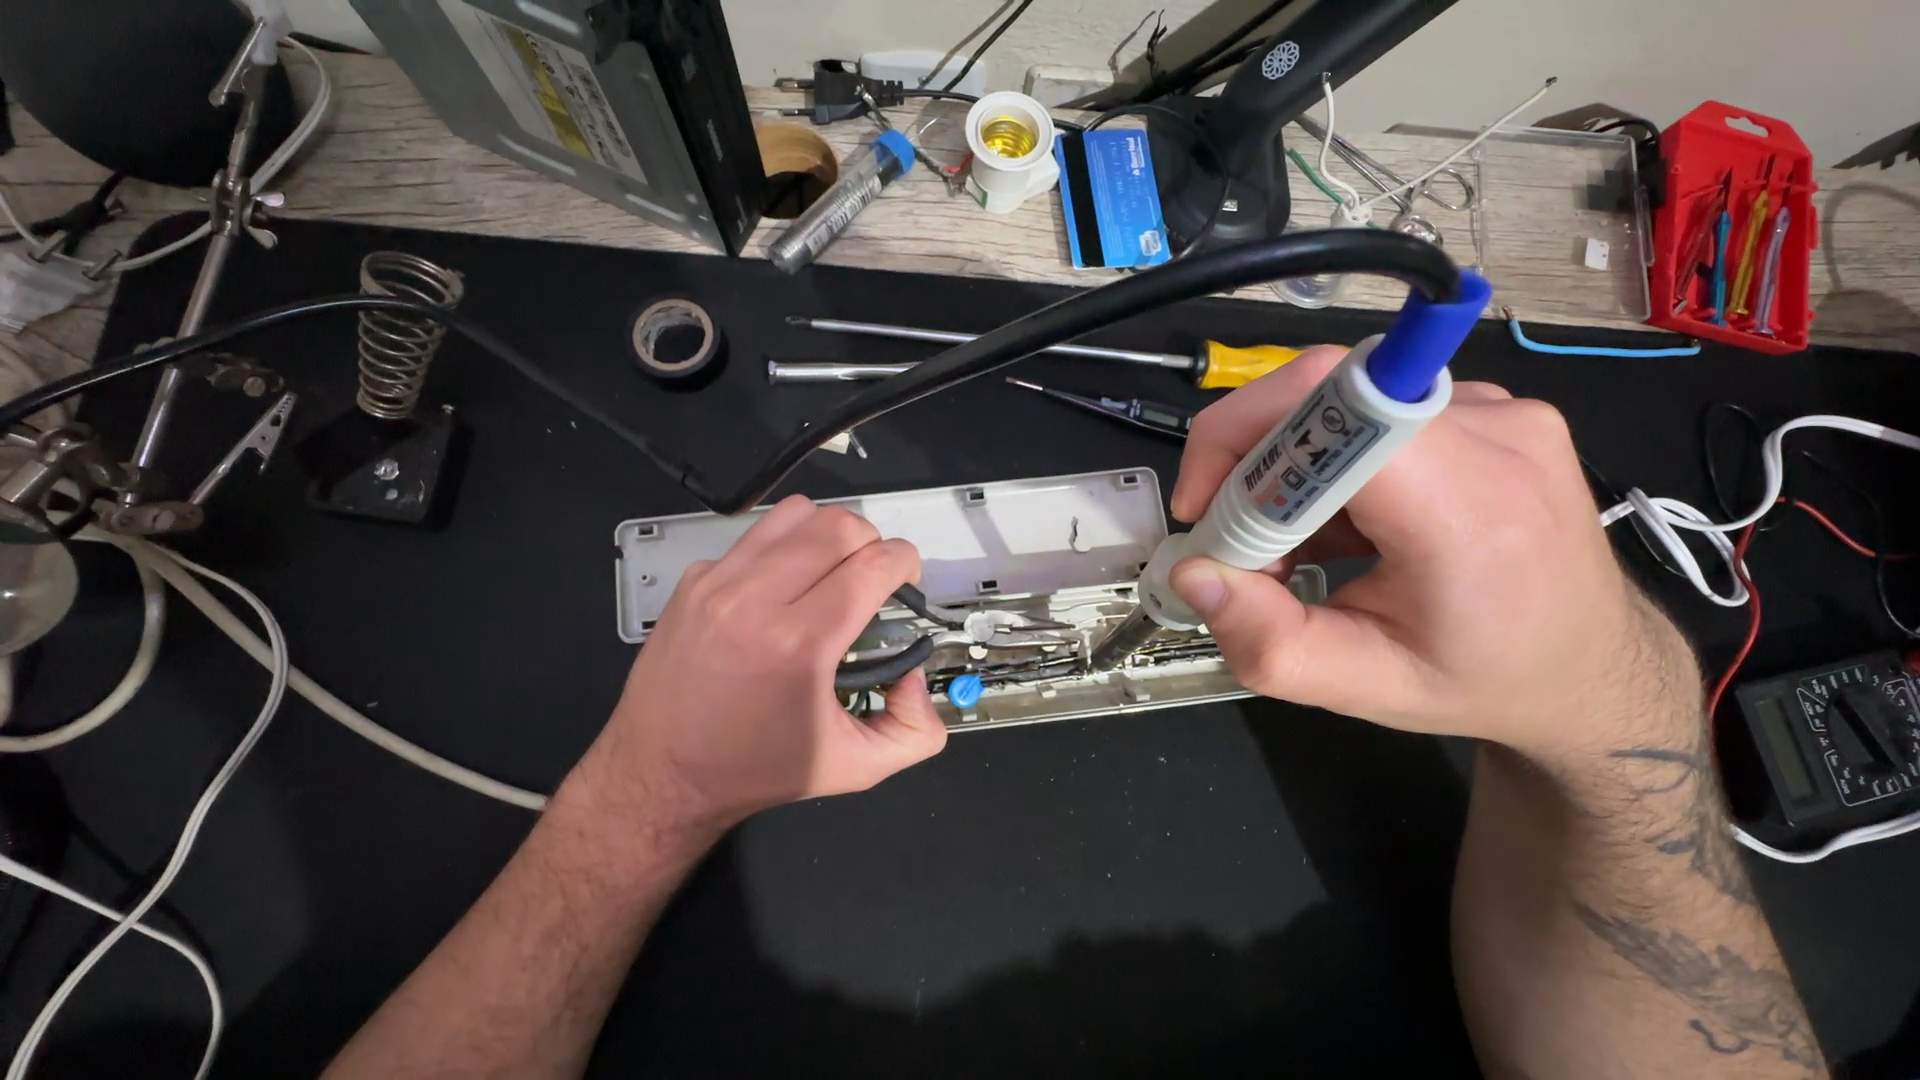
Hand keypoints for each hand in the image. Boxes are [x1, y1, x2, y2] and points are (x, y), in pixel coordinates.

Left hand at [569, 496, 947, 835]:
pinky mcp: (694, 580)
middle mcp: (755, 601)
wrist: (662, 772)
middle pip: (839, 526)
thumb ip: (916, 729)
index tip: (906, 580)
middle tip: (871, 578)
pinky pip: (755, 537)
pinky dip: (783, 549)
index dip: (905, 562)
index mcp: (800, 646)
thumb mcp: (856, 768)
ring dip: (828, 533)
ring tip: (830, 570)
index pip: (872, 564)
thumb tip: (917, 672)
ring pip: (796, 513)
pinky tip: (781, 588)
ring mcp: (718, 583)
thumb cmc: (757, 769)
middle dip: (872, 543)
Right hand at [1167, 346, 1697, 759]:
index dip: (1239, 436)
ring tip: (1295, 548)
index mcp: (1468, 506)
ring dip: (1288, 469)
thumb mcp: (1365, 686)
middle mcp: (1493, 432)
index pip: (1329, 404)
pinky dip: (1328, 462)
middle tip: (1240, 544)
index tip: (1205, 510)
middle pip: (1321, 395)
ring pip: (1339, 402)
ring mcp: (1499, 411)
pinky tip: (1339, 526)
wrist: (1593, 669)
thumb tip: (1191, 573)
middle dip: (1250, 464)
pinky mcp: (1491, 410)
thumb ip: (1269, 643)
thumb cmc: (1484, 682)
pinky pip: (1373, 411)